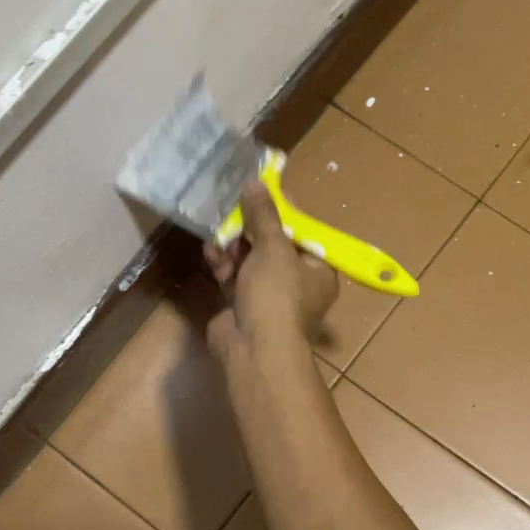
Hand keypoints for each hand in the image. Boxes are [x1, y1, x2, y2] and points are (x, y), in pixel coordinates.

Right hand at [203, 180, 338, 369]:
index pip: (304, 234)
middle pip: (274, 247)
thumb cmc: (277, 294)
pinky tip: (211, 252)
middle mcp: (297, 286)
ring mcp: (269, 299)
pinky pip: (234, 278)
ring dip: (234, 246)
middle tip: (234, 207)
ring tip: (219, 231)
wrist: (253, 347)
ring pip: (250, 262)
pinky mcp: (243, 308)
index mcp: (319, 272)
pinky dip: (223, 265)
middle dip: (252, 229)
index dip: (285, 212)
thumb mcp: (274, 247)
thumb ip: (264, 214)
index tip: (264, 191)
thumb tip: (256, 182)